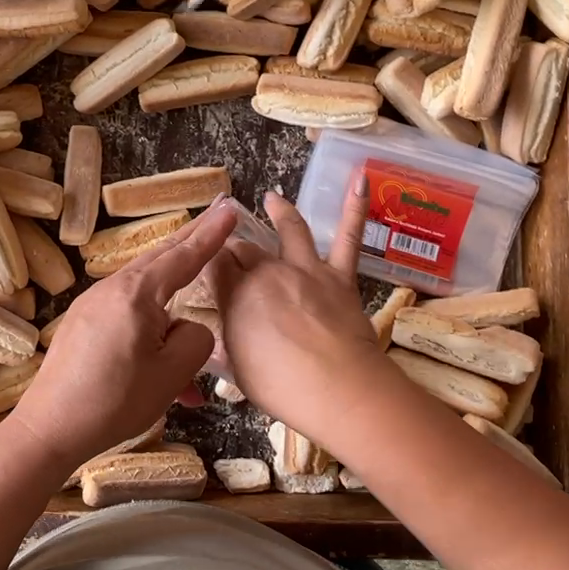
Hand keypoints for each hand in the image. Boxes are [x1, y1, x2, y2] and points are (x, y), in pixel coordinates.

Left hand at [5, 203, 238, 475]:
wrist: (49, 428)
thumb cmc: (115, 400)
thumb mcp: (172, 373)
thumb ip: (195, 340)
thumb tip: (186, 328)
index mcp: (137, 293)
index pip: (184, 255)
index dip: (211, 233)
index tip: (229, 208)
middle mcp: (111, 289)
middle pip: (160, 259)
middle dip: (191, 241)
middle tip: (216, 219)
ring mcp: (91, 305)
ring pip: (144, 290)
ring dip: (172, 295)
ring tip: (195, 292)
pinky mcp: (81, 325)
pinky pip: (125, 312)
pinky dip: (150, 324)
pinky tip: (161, 362)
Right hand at [206, 177, 394, 441]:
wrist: (338, 389)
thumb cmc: (281, 389)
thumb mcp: (238, 373)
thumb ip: (224, 352)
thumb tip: (210, 347)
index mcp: (235, 296)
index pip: (214, 266)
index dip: (209, 264)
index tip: (206, 266)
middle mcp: (266, 274)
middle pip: (245, 249)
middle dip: (235, 246)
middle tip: (233, 249)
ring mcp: (305, 270)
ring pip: (290, 231)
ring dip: (280, 211)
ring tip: (273, 198)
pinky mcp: (340, 277)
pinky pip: (348, 237)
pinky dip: (354, 208)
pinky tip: (362, 180)